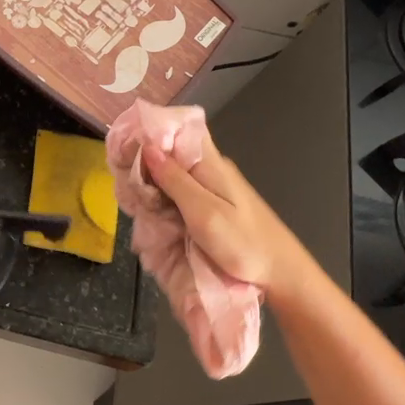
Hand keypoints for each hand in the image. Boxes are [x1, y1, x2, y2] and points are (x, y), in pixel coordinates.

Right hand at [142, 131, 321, 300]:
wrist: (282, 274)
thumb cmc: (245, 244)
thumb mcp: (204, 213)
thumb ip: (175, 181)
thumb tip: (148, 147)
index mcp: (210, 164)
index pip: (179, 129)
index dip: (152, 131)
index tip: (125, 145)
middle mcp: (210, 169)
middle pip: (171, 152)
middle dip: (145, 161)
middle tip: (122, 180)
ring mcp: (212, 187)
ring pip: (173, 174)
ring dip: (152, 182)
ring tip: (131, 197)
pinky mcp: (212, 204)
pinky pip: (180, 192)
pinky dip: (163, 197)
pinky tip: (150, 210)